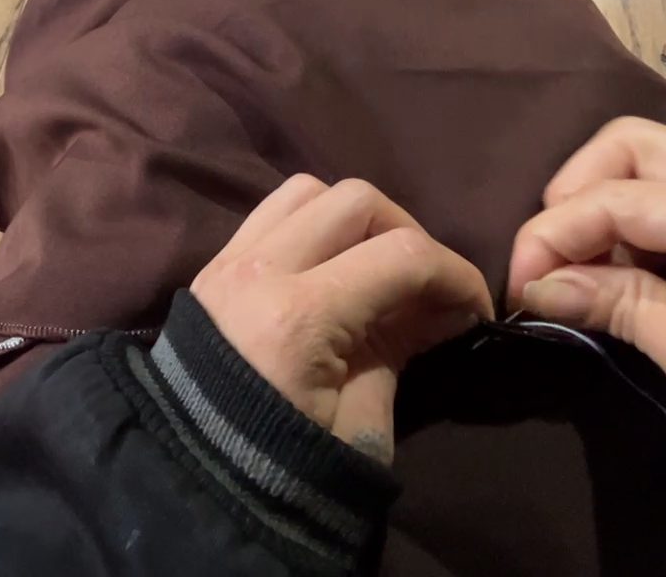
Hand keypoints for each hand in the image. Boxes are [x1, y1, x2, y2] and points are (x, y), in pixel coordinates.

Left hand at [191, 175, 492, 462]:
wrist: (191, 474)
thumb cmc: (282, 465)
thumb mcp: (362, 423)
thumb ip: (400, 347)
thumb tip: (442, 305)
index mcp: (298, 316)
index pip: (400, 255)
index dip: (454, 273)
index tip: (475, 307)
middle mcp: (261, 267)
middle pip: (354, 200)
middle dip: (406, 231)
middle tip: (424, 282)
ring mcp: (230, 257)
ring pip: (307, 191)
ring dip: (353, 217)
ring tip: (375, 265)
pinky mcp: (215, 261)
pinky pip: (271, 211)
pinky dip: (311, 221)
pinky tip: (329, 262)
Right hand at [509, 117, 665, 576]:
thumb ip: (624, 308)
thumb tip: (536, 280)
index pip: (626, 194)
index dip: (554, 231)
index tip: (516, 285)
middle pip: (643, 146)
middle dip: (578, 194)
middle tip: (554, 261)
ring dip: (610, 206)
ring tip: (588, 271)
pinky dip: (646, 226)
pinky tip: (634, 274)